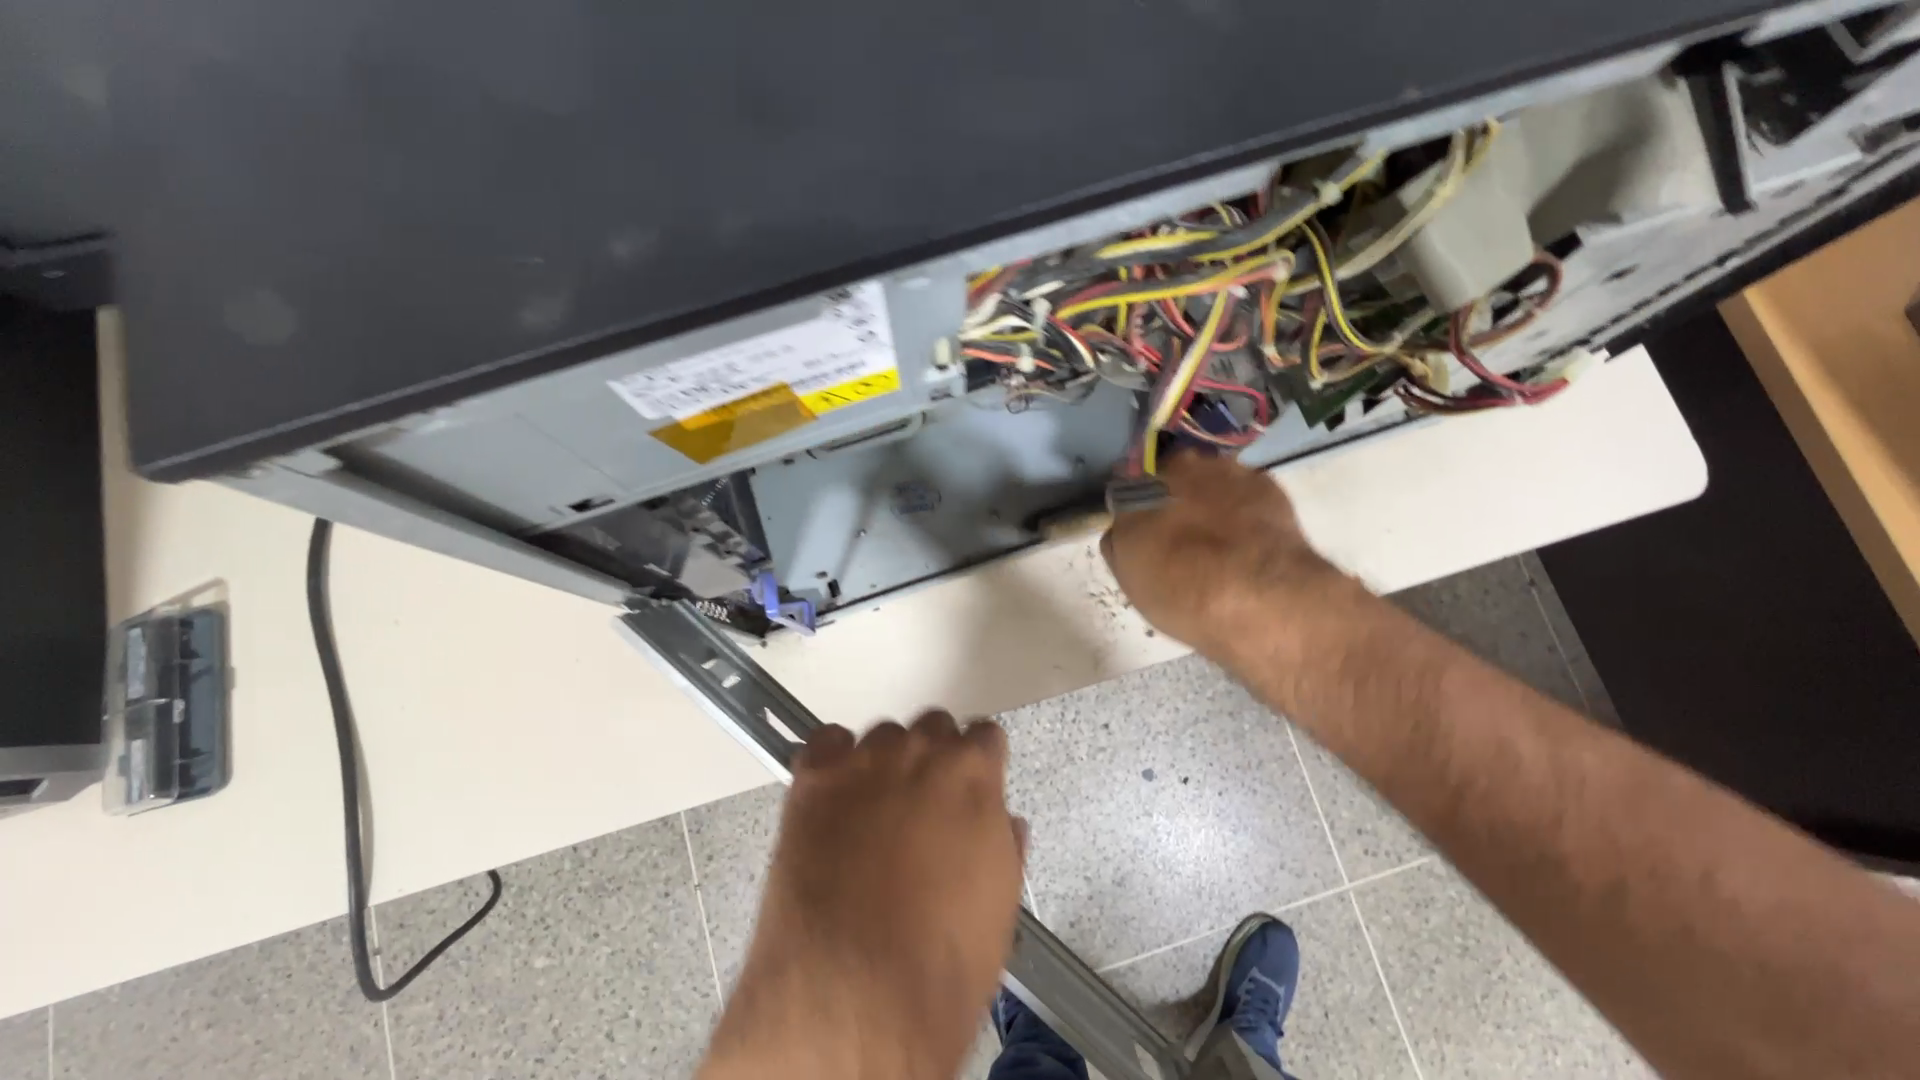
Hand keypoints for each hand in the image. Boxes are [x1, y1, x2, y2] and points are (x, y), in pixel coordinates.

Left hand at [700, 713, 1025, 1079]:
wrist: (857, 989)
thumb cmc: (943, 960)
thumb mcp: (1000, 901)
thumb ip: (1001, 843)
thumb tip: (1001, 823)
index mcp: (974, 776)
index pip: (984, 735)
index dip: (978, 763)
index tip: (969, 787)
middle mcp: (920, 753)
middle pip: (930, 727)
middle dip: (931, 758)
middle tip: (920, 805)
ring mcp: (862, 763)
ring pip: (880, 736)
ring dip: (883, 763)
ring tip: (871, 812)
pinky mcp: (812, 781)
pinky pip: (826, 743)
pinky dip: (833, 762)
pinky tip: (834, 800)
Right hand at [1101, 452, 1355, 659]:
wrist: (1261, 599)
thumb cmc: (1182, 592)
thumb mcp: (1131, 578)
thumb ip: (1121, 543)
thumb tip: (1124, 528)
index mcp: (1137, 488)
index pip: (1127, 486)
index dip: (1135, 509)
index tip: (1145, 532)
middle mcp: (1178, 467)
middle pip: (1171, 476)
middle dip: (1175, 497)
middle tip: (1185, 537)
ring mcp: (1225, 471)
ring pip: (1211, 480)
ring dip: (1212, 500)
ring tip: (1223, 541)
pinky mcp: (1267, 484)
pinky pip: (1248, 492)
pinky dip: (1246, 509)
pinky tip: (1251, 541)